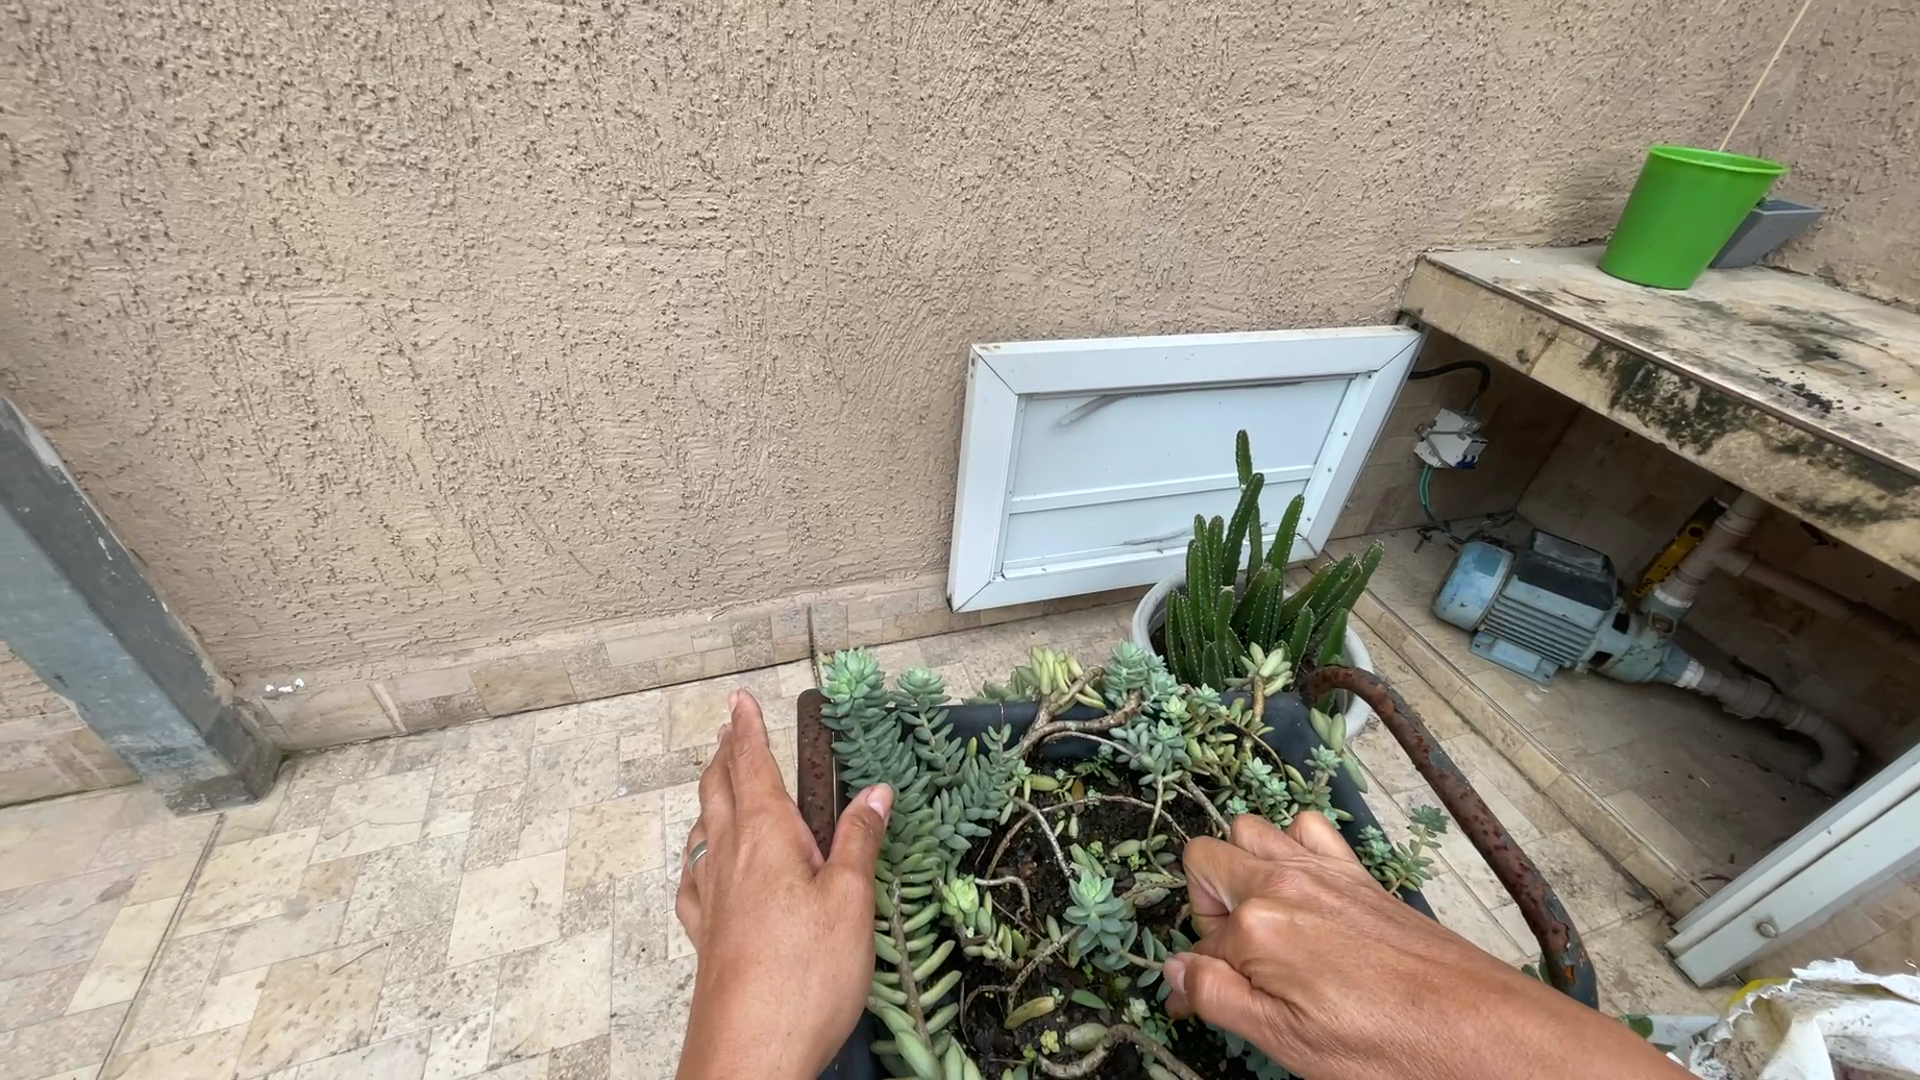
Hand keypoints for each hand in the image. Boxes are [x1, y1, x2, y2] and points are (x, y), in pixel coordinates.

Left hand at [674, 690, 893, 1079]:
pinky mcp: (706, 935)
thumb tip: (875, 791)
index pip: (751, 766)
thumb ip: (859, 840)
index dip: (746, 729)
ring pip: (703, 829)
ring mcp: (711, 898)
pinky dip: (699, 854)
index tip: (738, 700)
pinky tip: (704, 866)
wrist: (748, 1060)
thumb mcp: (851, 900)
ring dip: (711, 797)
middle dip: (724, 753)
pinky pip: (694, 877)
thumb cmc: (806, 973)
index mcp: (766, 838)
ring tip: (720, 784)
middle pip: (718, 790)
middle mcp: (730, 858)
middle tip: (729, 728)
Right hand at [1162, 813, 1690, 1079]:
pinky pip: (1306, 825)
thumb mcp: (1289, 1044)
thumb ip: (1219, 998)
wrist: (1486, 1034)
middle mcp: (1278, 881)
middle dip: (1206, 906)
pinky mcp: (1353, 869)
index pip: (1197, 946)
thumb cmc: (1386, 1051)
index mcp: (1257, 928)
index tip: (1203, 1003)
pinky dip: (1293, 844)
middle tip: (1238, 957)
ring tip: (1261, 914)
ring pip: (1247, 829)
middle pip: (1204, 860)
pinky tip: (1304, 885)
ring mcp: (1317, 867)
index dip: (1196, 979)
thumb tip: (1171, 971)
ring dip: (1240, 865)